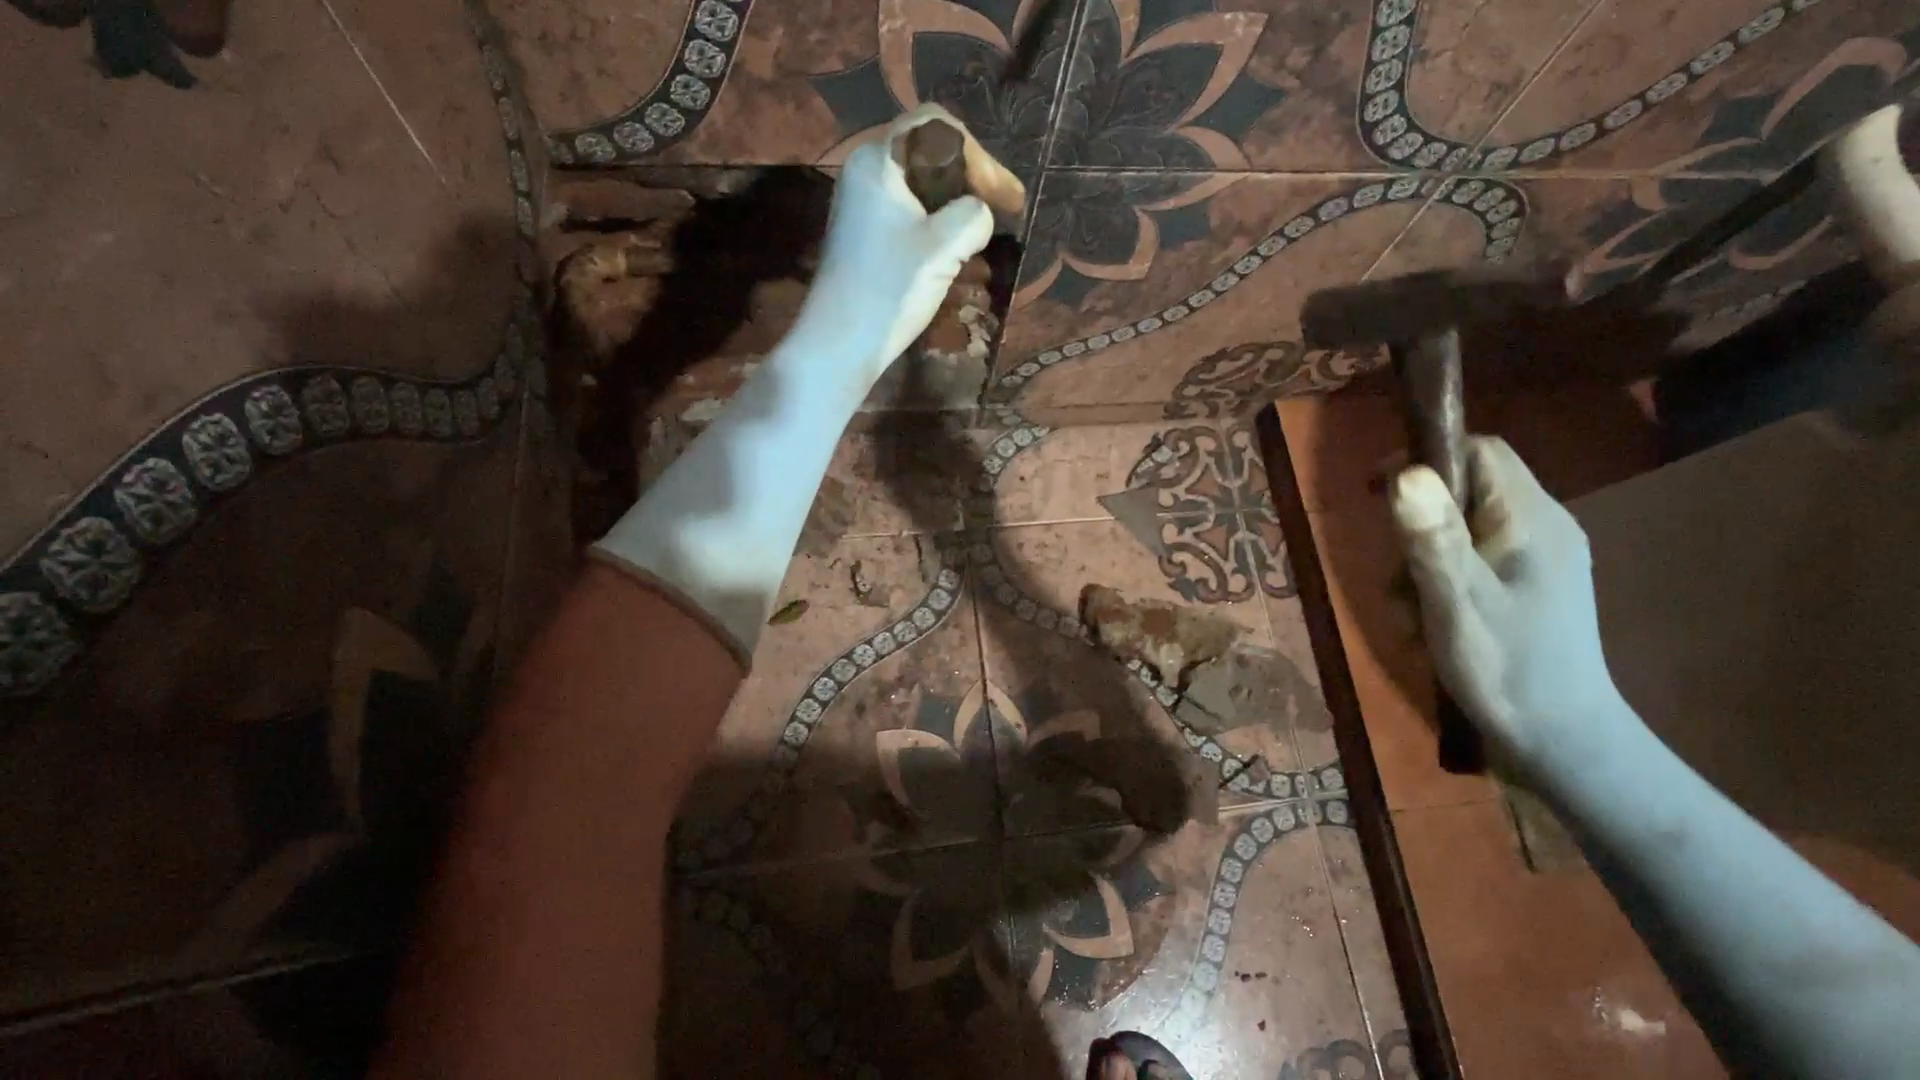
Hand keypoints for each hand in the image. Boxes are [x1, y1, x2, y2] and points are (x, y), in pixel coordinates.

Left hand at [795, 106, 995, 388]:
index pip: (937, 127)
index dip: (979, 156)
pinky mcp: (866, 237)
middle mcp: (866, 173)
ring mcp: (863, 207)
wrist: (841, 345)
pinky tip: (960, 254)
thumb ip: (973, 214)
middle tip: (1006, 210)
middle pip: (930, 155)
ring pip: (923, 189)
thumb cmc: (890, 289)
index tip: (1004, 198)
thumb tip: (980, 214)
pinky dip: (940, 227)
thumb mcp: (944, 245)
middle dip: (972, 180)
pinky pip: (911, 215)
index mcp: (878, 161)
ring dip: (958, 207)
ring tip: (986, 235)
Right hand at [1389, 437, 1631, 769]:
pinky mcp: (1530, 588)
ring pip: (1463, 528)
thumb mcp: (1457, 601)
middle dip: (1418, 524)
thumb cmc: (1506, 668)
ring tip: (1411, 612)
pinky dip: (1442, 582)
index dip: (1425, 456)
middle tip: (1395, 574)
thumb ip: (1432, 537)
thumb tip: (1405, 472)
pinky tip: (1430, 623)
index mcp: (1532, 520)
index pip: (1480, 450)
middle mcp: (1543, 528)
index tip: (1376, 490)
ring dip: (1423, 561)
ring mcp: (1539, 560)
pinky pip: (1474, 560)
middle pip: (1467, 489)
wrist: (1562, 743)